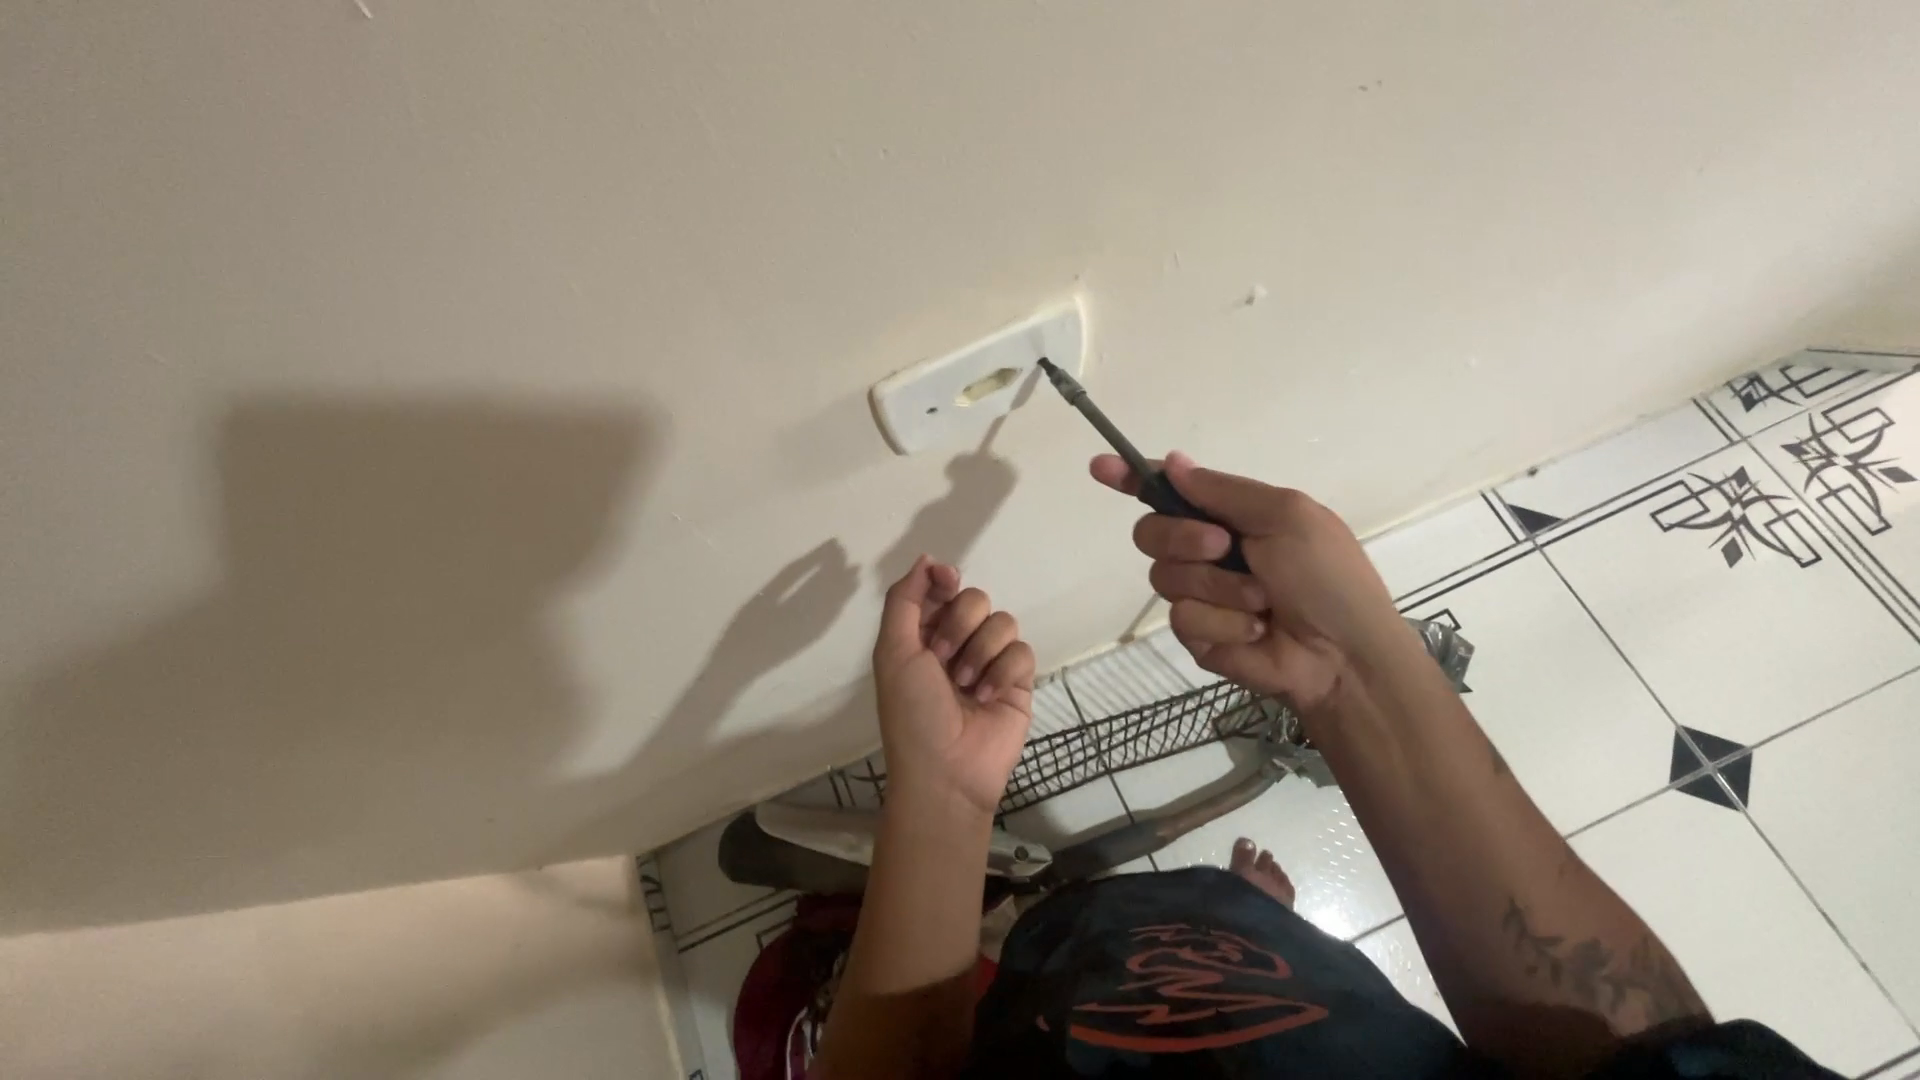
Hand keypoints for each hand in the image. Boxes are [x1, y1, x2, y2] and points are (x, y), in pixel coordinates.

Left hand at [872, 556, 1035, 815]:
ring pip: (1002, 621)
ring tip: (965, 687)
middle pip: (974, 598)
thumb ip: (903, 600)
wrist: (947, 771)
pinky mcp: (1018, 681)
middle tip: (942, 659)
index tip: (946, 581)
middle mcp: (957, 643)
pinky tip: (987, 697)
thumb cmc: (911, 713)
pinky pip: (1023, 650)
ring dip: (980, 652)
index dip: (943, 580)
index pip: (940, 589)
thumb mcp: (893, 652)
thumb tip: (926, 559)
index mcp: (922, 636)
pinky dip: (1003, 671)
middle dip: (959, 625)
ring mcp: (990, 661)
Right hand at [1091, 452, 1405, 712]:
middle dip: (1182, 537)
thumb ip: (1224, 490)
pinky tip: (1255, 631)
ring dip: (1217, 587)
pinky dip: (1224, 622)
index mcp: (1229, 517)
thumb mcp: (1287, 516)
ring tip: (1262, 602)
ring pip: (1165, 578)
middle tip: (1222, 546)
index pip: (1168, 492)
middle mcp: (1206, 552)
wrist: (1345, 655)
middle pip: (1150, 532)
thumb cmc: (1328, 578)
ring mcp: (1200, 595)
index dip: (1131, 479)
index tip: (1100, 467)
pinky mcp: (1197, 635)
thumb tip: (1173, 461)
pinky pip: (1183, 618)